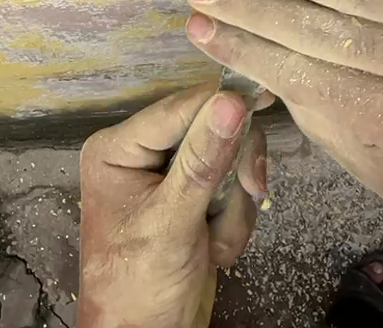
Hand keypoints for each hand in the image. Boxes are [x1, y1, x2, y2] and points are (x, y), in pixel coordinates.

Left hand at [78, 86, 267, 327]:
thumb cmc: (140, 285)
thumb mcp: (172, 222)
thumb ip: (203, 160)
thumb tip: (231, 100)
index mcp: (118, 148)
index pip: (178, 108)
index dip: (220, 102)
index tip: (265, 96)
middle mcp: (141, 153)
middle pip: (208, 129)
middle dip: (231, 171)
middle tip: (252, 189)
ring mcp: (168, 177)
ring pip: (226, 160)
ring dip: (232, 206)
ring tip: (216, 243)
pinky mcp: (191, 199)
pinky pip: (230, 189)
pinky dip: (232, 223)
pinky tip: (214, 251)